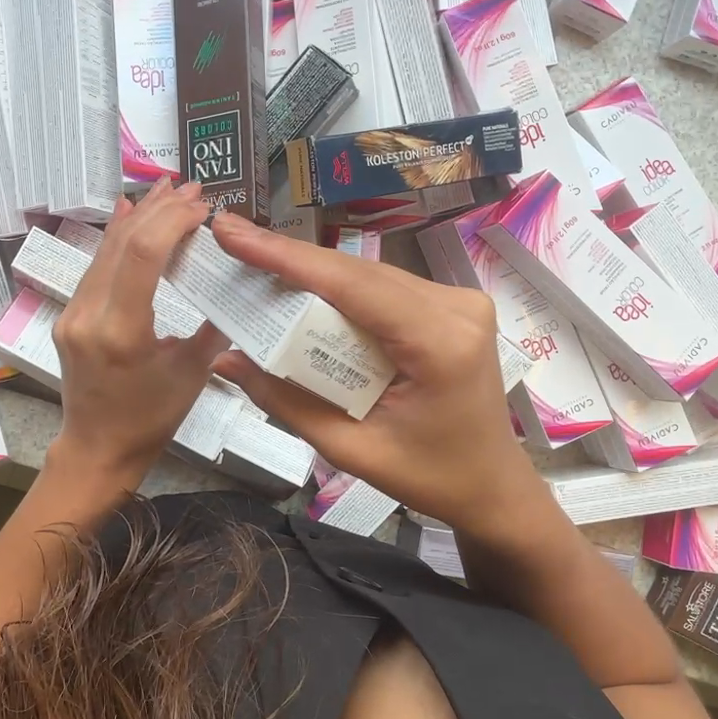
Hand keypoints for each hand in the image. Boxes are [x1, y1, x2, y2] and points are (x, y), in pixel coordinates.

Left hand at [51, 181, 231, 488]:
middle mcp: (89, 315)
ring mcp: (72, 314)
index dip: (172, 221)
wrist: (97, 449)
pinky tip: (129, 214)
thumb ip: (213, 324)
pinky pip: (94, 268)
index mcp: (122, 332)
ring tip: (166, 190)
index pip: (143, 255)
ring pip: (105, 251)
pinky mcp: (68, 315)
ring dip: (137, 218)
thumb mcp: (193, 372)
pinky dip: (117, 240)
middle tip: (192, 188)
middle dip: (158, 210)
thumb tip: (233, 280)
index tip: (202, 206)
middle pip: (122, 244)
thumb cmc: (151, 419)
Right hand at [208, 212, 534, 527]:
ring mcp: (460, 301)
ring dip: (309, 270)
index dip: (285, 257)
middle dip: (287, 258)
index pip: (350, 286)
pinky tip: (298, 283)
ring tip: (251, 257)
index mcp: (439, 344)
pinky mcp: (453, 306)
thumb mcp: (350, 449)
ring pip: (367, 275)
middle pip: (356, 273)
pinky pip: (382, 288)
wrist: (492, 486)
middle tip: (227, 239)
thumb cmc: (429, 477)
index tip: (231, 232)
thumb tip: (225, 359)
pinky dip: (336, 287)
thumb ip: (285, 401)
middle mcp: (456, 308)